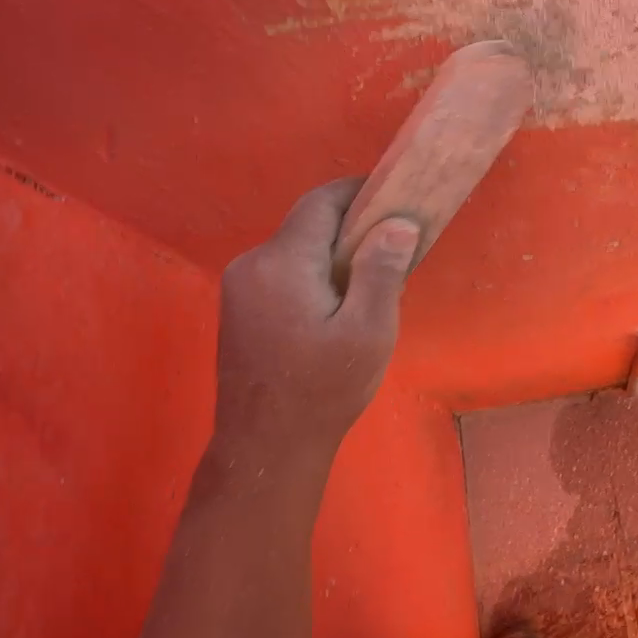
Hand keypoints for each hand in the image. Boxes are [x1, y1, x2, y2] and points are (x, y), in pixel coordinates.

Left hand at [211, 178, 419, 486]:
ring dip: (334, 255)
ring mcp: (239, 287)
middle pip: (308, 224)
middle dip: (352, 228)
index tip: (396, 197)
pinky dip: (315, 275)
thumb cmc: (324, 388)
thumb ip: (382, 270)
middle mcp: (252, 263)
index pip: (321, 201)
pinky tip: (338, 309)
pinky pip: (284, 272)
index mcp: (283, 262)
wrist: (266, 446)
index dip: (359, 191)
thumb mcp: (368, 330)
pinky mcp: (239, 308)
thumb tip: (398, 222)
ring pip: (297, 249)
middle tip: (394, 252)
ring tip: (371, 287)